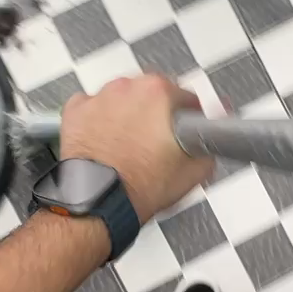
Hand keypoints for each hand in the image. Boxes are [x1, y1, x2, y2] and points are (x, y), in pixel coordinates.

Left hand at [61, 75, 212, 223]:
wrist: (100, 204)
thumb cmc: (140, 186)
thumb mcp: (194, 172)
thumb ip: (211, 146)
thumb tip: (216, 137)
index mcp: (160, 92)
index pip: (186, 98)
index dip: (189, 118)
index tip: (185, 130)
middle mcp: (128, 88)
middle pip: (151, 95)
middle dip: (156, 115)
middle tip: (157, 144)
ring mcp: (99, 97)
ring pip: (122, 100)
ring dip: (128, 116)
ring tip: (130, 147)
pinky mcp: (76, 111)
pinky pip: (93, 108)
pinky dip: (99, 122)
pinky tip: (107, 142)